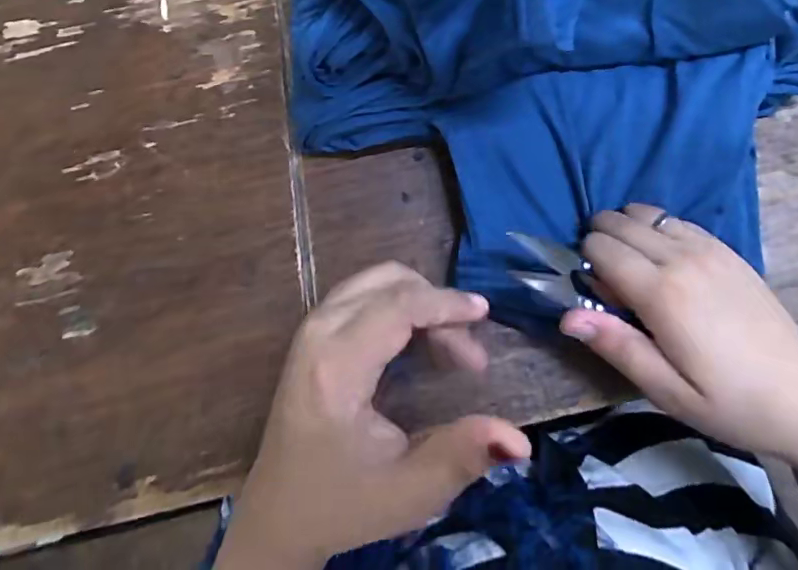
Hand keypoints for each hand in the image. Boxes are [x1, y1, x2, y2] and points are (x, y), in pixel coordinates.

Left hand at [215, 263, 531, 569]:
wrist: (278, 515)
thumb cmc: (343, 502)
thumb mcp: (407, 492)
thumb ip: (461, 457)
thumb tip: (519, 440)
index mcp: (336, 368)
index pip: (398, 306)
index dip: (445, 304)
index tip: (485, 313)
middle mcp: (318, 334)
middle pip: (389, 284)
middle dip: (437, 306)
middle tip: (469, 354)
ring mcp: (310, 329)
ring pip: (376, 281)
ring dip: (420, 301)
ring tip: (450, 347)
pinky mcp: (312, 333)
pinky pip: (363, 293)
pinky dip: (399, 303)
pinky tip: (420, 341)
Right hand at [560, 204, 797, 472]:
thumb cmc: (731, 403)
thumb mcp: (668, 391)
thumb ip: (616, 345)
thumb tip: (566, 315)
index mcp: (662, 292)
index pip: (600, 247)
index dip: (586, 263)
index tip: (596, 292)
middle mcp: (681, 256)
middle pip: (618, 221)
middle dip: (600, 240)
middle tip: (610, 281)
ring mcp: (707, 247)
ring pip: (645, 212)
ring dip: (628, 230)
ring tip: (636, 268)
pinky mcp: (726, 248)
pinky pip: (675, 219)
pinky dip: (656, 228)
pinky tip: (666, 261)